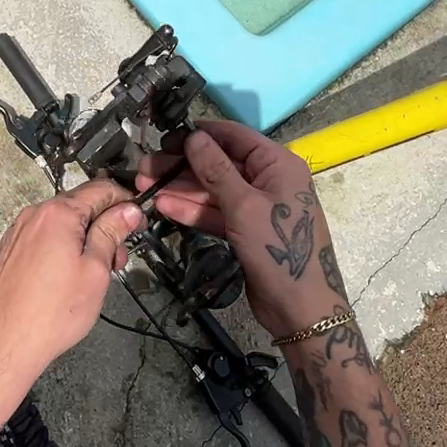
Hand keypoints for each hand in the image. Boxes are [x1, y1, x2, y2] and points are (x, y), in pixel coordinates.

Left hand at [0, 179, 145, 383]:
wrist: (5, 345)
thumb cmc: (51, 314)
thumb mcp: (96, 271)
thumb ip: (112, 233)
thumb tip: (127, 210)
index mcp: (58, 213)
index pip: (100, 189)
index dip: (124, 202)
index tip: (136, 220)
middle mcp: (35, 214)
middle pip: (81, 205)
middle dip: (104, 225)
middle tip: (117, 258)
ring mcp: (19, 231)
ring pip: (63, 222)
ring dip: (84, 238)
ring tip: (93, 273)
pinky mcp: (11, 249)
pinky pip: (45, 236)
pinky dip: (62, 247)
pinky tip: (68, 276)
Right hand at [136, 122, 344, 338]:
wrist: (301, 312)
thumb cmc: (278, 250)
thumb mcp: (244, 206)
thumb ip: (216, 169)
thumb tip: (193, 136)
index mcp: (277, 164)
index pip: (234, 136)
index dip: (200, 134)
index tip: (167, 136)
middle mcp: (268, 179)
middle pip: (219, 163)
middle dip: (182, 165)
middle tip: (146, 165)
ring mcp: (256, 206)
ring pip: (213, 189)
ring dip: (180, 188)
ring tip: (145, 184)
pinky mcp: (245, 230)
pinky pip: (215, 212)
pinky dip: (192, 210)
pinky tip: (163, 206)